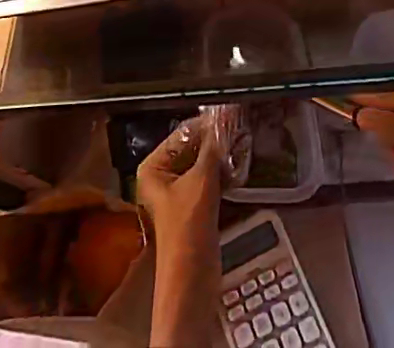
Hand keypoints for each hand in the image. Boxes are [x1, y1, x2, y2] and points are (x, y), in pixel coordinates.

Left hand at [139, 120, 222, 347]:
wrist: (192, 279)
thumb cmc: (188, 228)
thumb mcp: (201, 182)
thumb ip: (212, 149)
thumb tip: (224, 120)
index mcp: (152, 167)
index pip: (180, 134)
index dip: (204, 125)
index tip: (228, 114)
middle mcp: (160, 177)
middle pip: (190, 149)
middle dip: (214, 141)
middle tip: (239, 128)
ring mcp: (176, 193)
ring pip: (200, 166)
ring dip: (220, 157)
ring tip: (241, 143)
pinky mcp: (192, 208)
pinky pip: (207, 181)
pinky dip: (221, 174)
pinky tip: (238, 166)